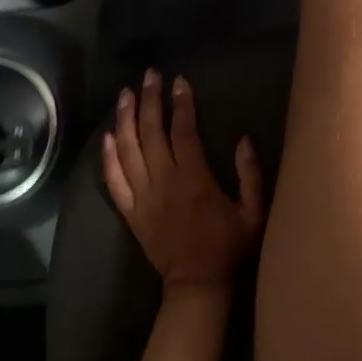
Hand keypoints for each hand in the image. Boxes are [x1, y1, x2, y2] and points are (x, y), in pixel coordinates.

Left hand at [104, 70, 265, 289]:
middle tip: (150, 74)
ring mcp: (143, 198)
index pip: (183, 131)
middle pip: (151, 132)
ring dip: (126, 119)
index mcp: (194, 179)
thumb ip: (251, 174)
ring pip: (128, 150)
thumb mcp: (254, 212)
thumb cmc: (229, 247)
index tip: (180, 81)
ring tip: (126, 93)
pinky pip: (114, 182)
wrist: (197, 286)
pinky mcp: (131, 213)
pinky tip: (107, 135)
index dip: (182, 103)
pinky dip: (108, 158)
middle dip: (150, 100)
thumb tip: (244, 138)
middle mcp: (164, 182)